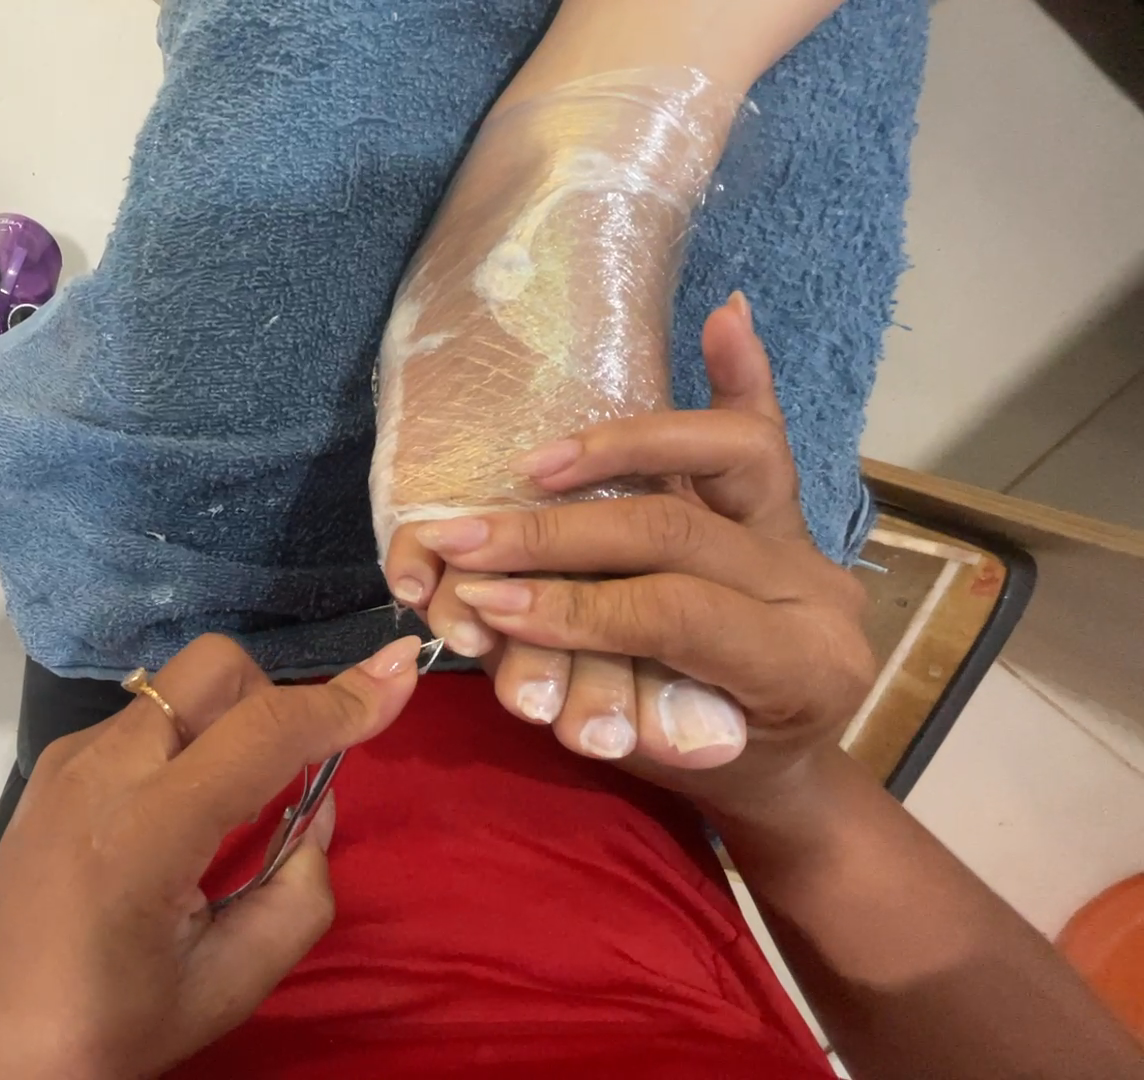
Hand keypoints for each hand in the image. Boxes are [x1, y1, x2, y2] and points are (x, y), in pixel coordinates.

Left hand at [0, 634, 421, 1079]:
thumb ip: (297, 893)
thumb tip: (316, 808)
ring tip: (225, 809)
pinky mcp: (58, 758)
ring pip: (180, 685)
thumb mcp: (225, 985)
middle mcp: (102, 765)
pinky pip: (149, 716)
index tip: (401, 672)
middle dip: (272, 697)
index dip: (341, 699)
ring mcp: (72, 753)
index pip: (262, 734)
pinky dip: (189, 740)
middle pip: (214, 667)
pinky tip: (176, 812)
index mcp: (145, 830)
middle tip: (283, 777)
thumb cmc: (104, 1024)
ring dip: (230, 721)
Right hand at [392, 295, 874, 812]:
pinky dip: (744, 373)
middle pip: (677, 529)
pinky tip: (724, 317)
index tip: (481, 606)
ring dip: (625, 443)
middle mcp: (813, 586)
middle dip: (555, 536)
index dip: (572, 606)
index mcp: (796, 665)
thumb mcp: (646, 755)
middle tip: (465, 538)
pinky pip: (767, 434)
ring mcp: (802, 538)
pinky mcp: (783, 512)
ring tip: (534, 462)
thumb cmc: (697, 760)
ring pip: (734, 455)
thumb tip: (496, 643)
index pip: (673, 613)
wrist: (775, 757)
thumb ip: (584, 699)